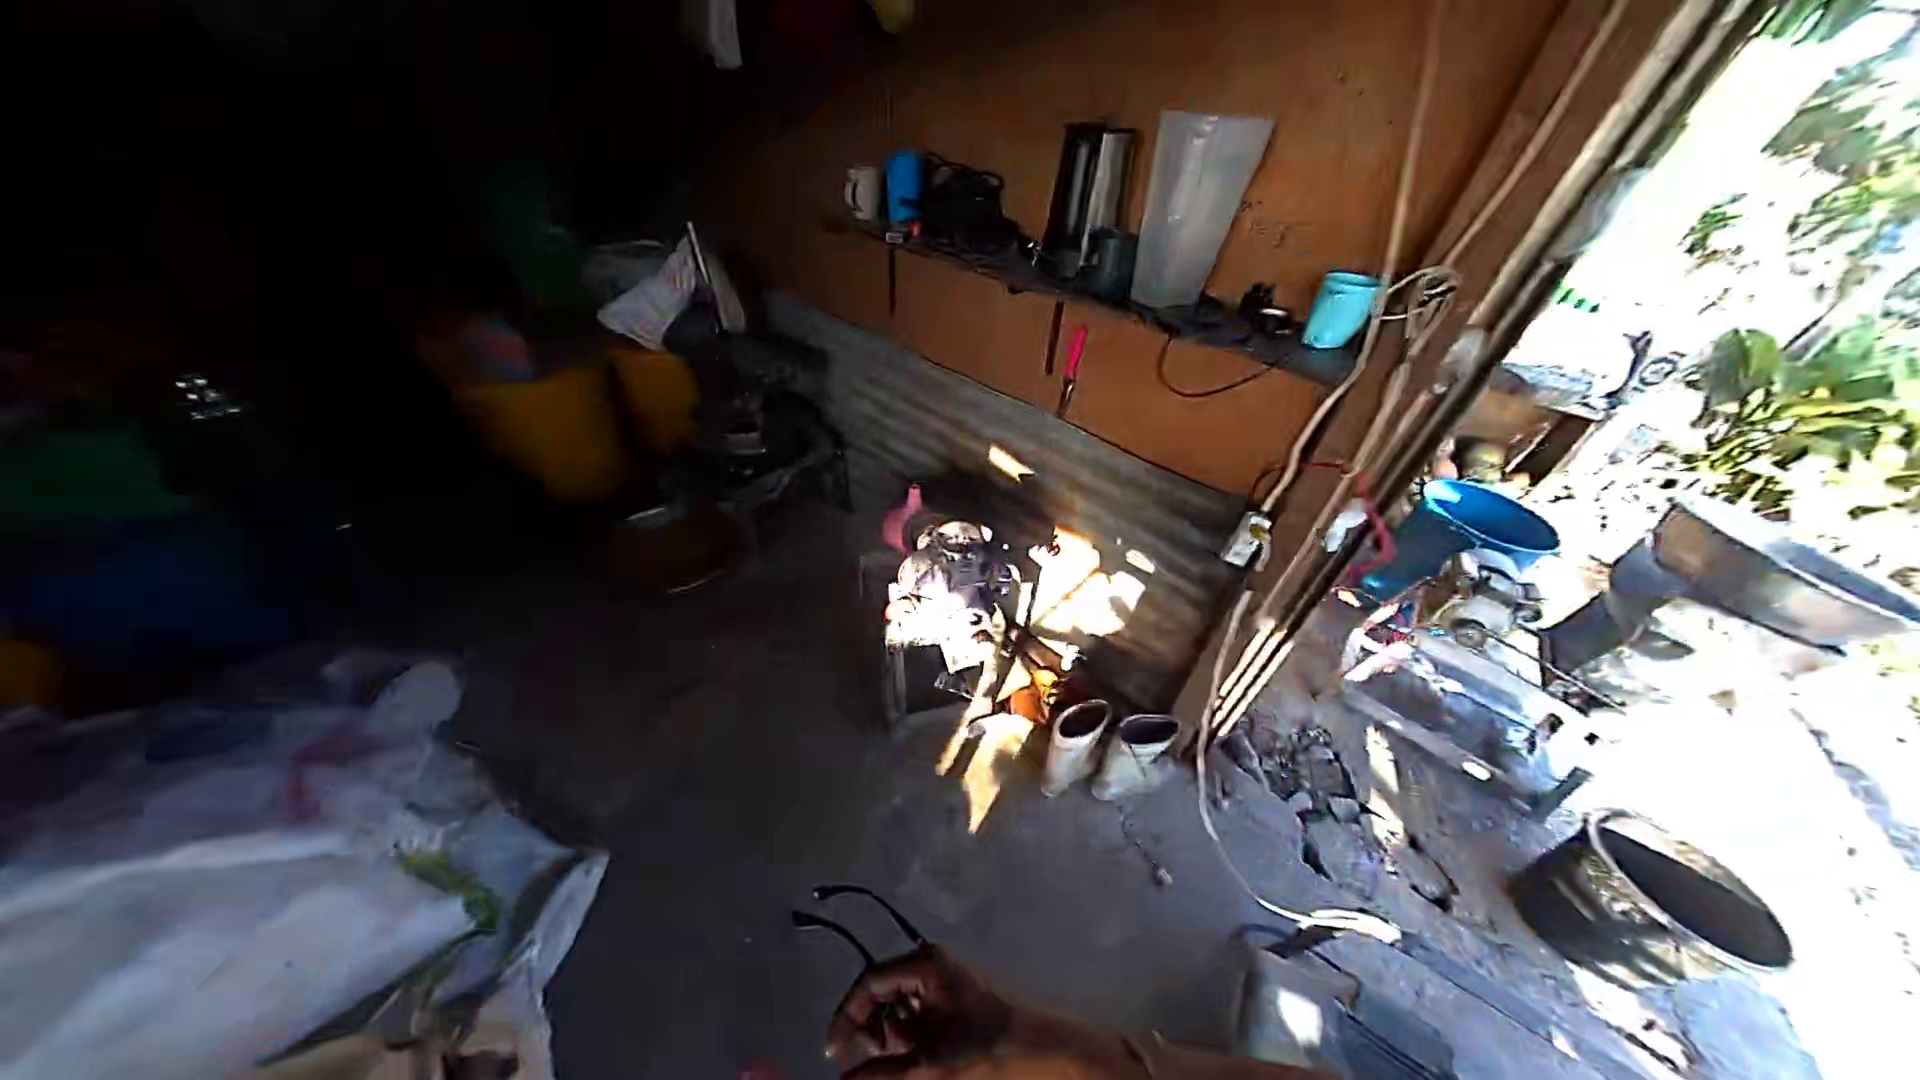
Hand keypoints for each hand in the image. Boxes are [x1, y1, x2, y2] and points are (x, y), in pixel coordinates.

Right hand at [825, 949, 1014, 1078]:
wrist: (1049, 1056)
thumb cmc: (990, 1053)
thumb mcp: (931, 1068)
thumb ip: (881, 1075)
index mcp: (926, 965)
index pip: (870, 980)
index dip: (846, 1017)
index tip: (833, 1058)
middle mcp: (932, 966)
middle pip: (881, 993)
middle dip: (868, 1033)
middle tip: (866, 1069)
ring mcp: (943, 986)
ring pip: (897, 1012)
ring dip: (888, 1043)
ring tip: (900, 1069)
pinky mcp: (953, 1007)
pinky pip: (917, 1022)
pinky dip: (906, 1046)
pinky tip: (913, 1066)